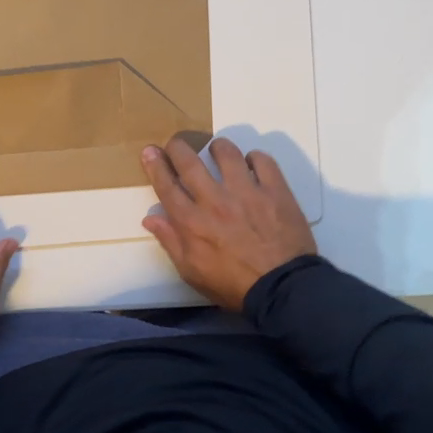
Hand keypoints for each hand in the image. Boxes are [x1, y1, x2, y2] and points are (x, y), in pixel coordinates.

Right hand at [140, 137, 317, 310]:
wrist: (283, 289)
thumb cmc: (233, 285)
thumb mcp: (192, 272)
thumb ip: (171, 242)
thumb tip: (150, 218)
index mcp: (191, 222)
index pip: (166, 185)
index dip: (155, 165)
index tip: (150, 151)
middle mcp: (214, 200)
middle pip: (190, 163)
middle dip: (178, 148)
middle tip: (177, 143)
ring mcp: (247, 193)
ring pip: (227, 154)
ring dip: (217, 148)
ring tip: (217, 150)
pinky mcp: (275, 191)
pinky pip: (263, 162)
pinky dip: (254, 158)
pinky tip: (251, 163)